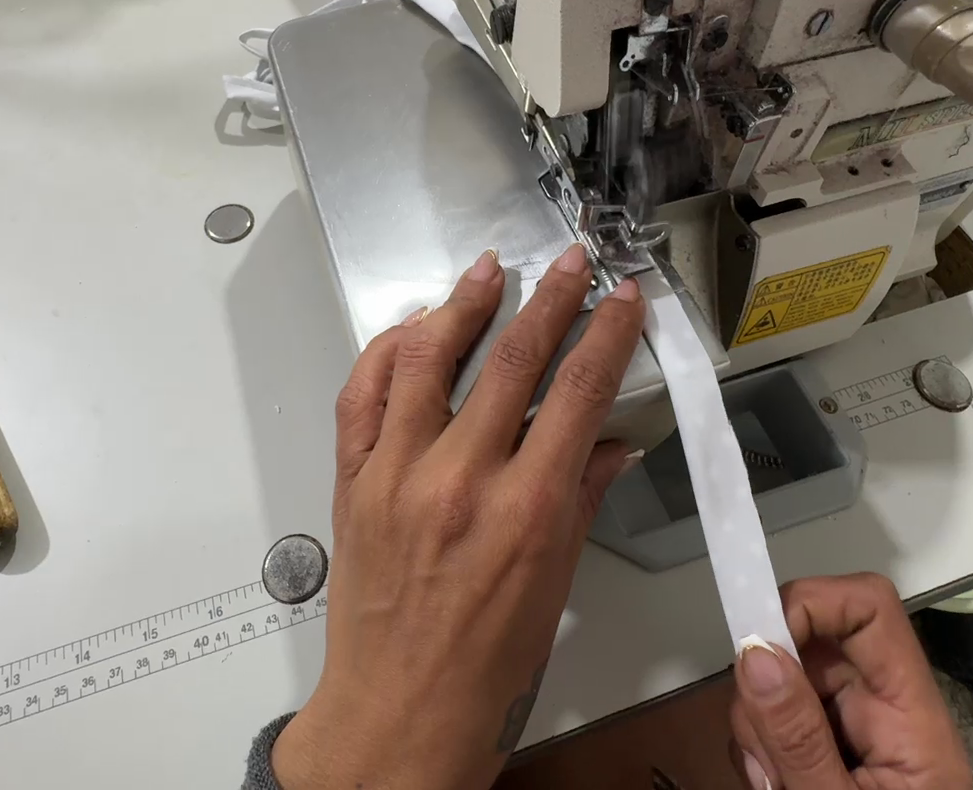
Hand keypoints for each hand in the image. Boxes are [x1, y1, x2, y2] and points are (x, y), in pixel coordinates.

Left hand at [272, 244, 647, 789]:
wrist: (398, 710)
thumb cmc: (485, 661)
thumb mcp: (556, 581)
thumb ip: (583, 496)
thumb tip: (609, 439)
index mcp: (526, 510)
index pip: (578, 393)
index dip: (606, 334)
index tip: (619, 300)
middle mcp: (459, 480)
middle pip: (512, 361)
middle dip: (549, 299)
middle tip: (569, 262)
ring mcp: (396, 472)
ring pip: (428, 359)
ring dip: (463, 304)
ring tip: (488, 271)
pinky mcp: (353, 477)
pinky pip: (363, 393)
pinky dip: (387, 350)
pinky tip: (413, 327)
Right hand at [731, 574, 969, 789]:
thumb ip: (799, 739)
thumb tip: (754, 650)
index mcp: (910, 718)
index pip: (868, 609)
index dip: (812, 602)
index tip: (763, 645)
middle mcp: (879, 707)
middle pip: (808, 637)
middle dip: (766, 679)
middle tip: (763, 749)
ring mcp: (847, 725)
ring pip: (778, 672)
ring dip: (756, 721)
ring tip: (771, 784)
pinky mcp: (820, 743)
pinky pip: (770, 711)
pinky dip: (755, 742)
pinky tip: (770, 783)